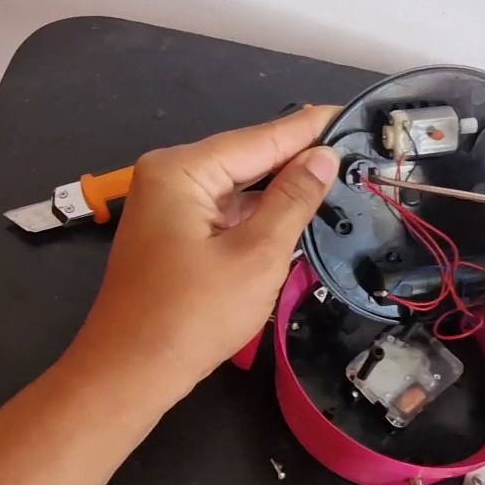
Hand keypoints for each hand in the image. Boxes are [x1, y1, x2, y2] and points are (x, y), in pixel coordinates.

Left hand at [65, 106, 339, 401]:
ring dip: (279, 188)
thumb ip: (292, 200)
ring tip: (336, 175)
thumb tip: (323, 156)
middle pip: (246, 159)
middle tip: (354, 147)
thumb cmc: (192, 316)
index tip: (350, 111)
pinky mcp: (172, 233)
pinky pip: (223, 211)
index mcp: (181, 170)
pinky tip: (294, 211)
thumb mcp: (256, 256)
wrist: (130, 373)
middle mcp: (169, 176)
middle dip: (297, 157)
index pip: (259, 138)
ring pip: (236, 187)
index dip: (309, 128)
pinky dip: (257, 213)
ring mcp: (167, 206)